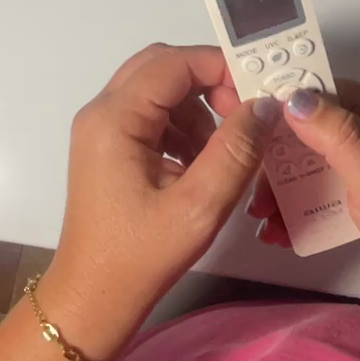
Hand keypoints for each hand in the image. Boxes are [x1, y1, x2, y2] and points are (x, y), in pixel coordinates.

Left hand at [41, 44, 275, 346]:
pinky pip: (152, 116)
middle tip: (243, 115)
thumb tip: (265, 105)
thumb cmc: (141, 256)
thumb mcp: (200, 204)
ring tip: (223, 150)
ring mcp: (102, 130)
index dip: (220, 66)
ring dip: (198, 108)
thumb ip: (236, 149)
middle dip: (209, 82)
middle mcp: (102, 113)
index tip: (257, 94)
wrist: (94, 298)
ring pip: (159, 91)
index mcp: (115, 119)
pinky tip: (201, 164)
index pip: (173, 62)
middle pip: (163, 67)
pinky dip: (183, 127)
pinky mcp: (110, 148)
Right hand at [249, 80, 359, 296]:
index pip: (323, 91)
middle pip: (306, 126)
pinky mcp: (351, 184)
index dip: (283, 102)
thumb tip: (294, 99)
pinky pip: (312, 183)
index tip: (244, 121)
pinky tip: (276, 226)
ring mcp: (358, 157)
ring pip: (304, 157)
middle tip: (251, 183)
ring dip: (279, 183)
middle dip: (275, 155)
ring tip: (260, 214)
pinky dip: (293, 202)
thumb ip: (340, 138)